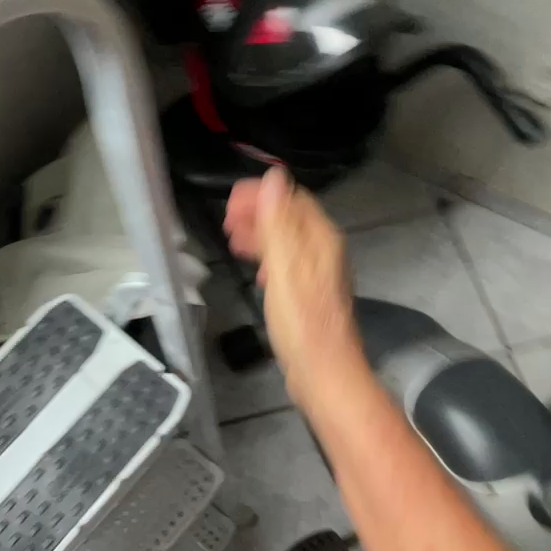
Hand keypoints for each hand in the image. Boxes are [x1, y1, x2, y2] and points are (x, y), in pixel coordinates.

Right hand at [223, 167, 363, 408]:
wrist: (322, 371)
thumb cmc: (302, 322)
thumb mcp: (284, 267)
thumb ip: (278, 222)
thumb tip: (273, 178)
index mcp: (320, 239)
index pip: (291, 199)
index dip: (261, 194)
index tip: (231, 199)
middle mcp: (323, 251)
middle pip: (290, 218)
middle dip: (258, 212)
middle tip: (227, 219)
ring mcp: (318, 273)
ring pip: (287, 240)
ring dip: (260, 234)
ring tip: (233, 239)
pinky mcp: (309, 294)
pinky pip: (287, 263)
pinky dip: (267, 258)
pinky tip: (255, 270)